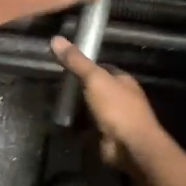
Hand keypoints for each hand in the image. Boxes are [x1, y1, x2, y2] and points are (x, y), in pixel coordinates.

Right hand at [52, 36, 165, 170]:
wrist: (131, 146)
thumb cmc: (116, 108)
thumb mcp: (95, 79)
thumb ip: (77, 61)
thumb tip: (56, 39)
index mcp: (123, 80)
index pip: (102, 68)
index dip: (84, 65)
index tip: (64, 65)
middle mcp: (121, 97)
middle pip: (96, 88)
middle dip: (78, 88)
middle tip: (56, 87)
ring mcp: (116, 118)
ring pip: (92, 108)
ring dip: (77, 109)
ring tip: (55, 104)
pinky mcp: (108, 135)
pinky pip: (89, 127)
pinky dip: (78, 126)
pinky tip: (63, 124)